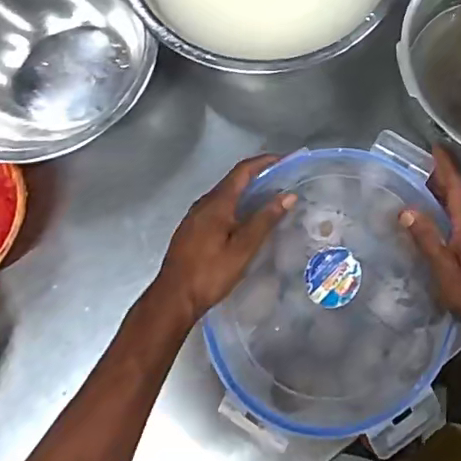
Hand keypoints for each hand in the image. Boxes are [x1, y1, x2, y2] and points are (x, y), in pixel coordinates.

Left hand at [150, 154, 295, 325]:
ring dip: (247, 191)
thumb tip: (288, 195)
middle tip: (282, 181)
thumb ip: (265, 220)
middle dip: (258, 176)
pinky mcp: (192, 230)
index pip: (243, 170)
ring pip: (225, 194)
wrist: (172, 299)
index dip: (264, 162)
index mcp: (217, 202)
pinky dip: (236, 205)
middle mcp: (204, 203)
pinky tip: (245, 220)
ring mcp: (195, 216)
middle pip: (234, 180)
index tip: (285, 160)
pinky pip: (218, 207)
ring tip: (269, 199)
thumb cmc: (209, 273)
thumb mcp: (243, 248)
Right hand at [400, 144, 460, 339]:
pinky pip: (456, 211)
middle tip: (418, 157)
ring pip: (457, 200)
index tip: (433, 145)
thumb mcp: (444, 269)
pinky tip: (429, 206)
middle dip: (441, 170)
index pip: (456, 186)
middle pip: (457, 189)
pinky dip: (443, 200)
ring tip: (419, 176)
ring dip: (442, 185)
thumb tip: (407, 209)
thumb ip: (427, 239)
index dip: (445, 165)